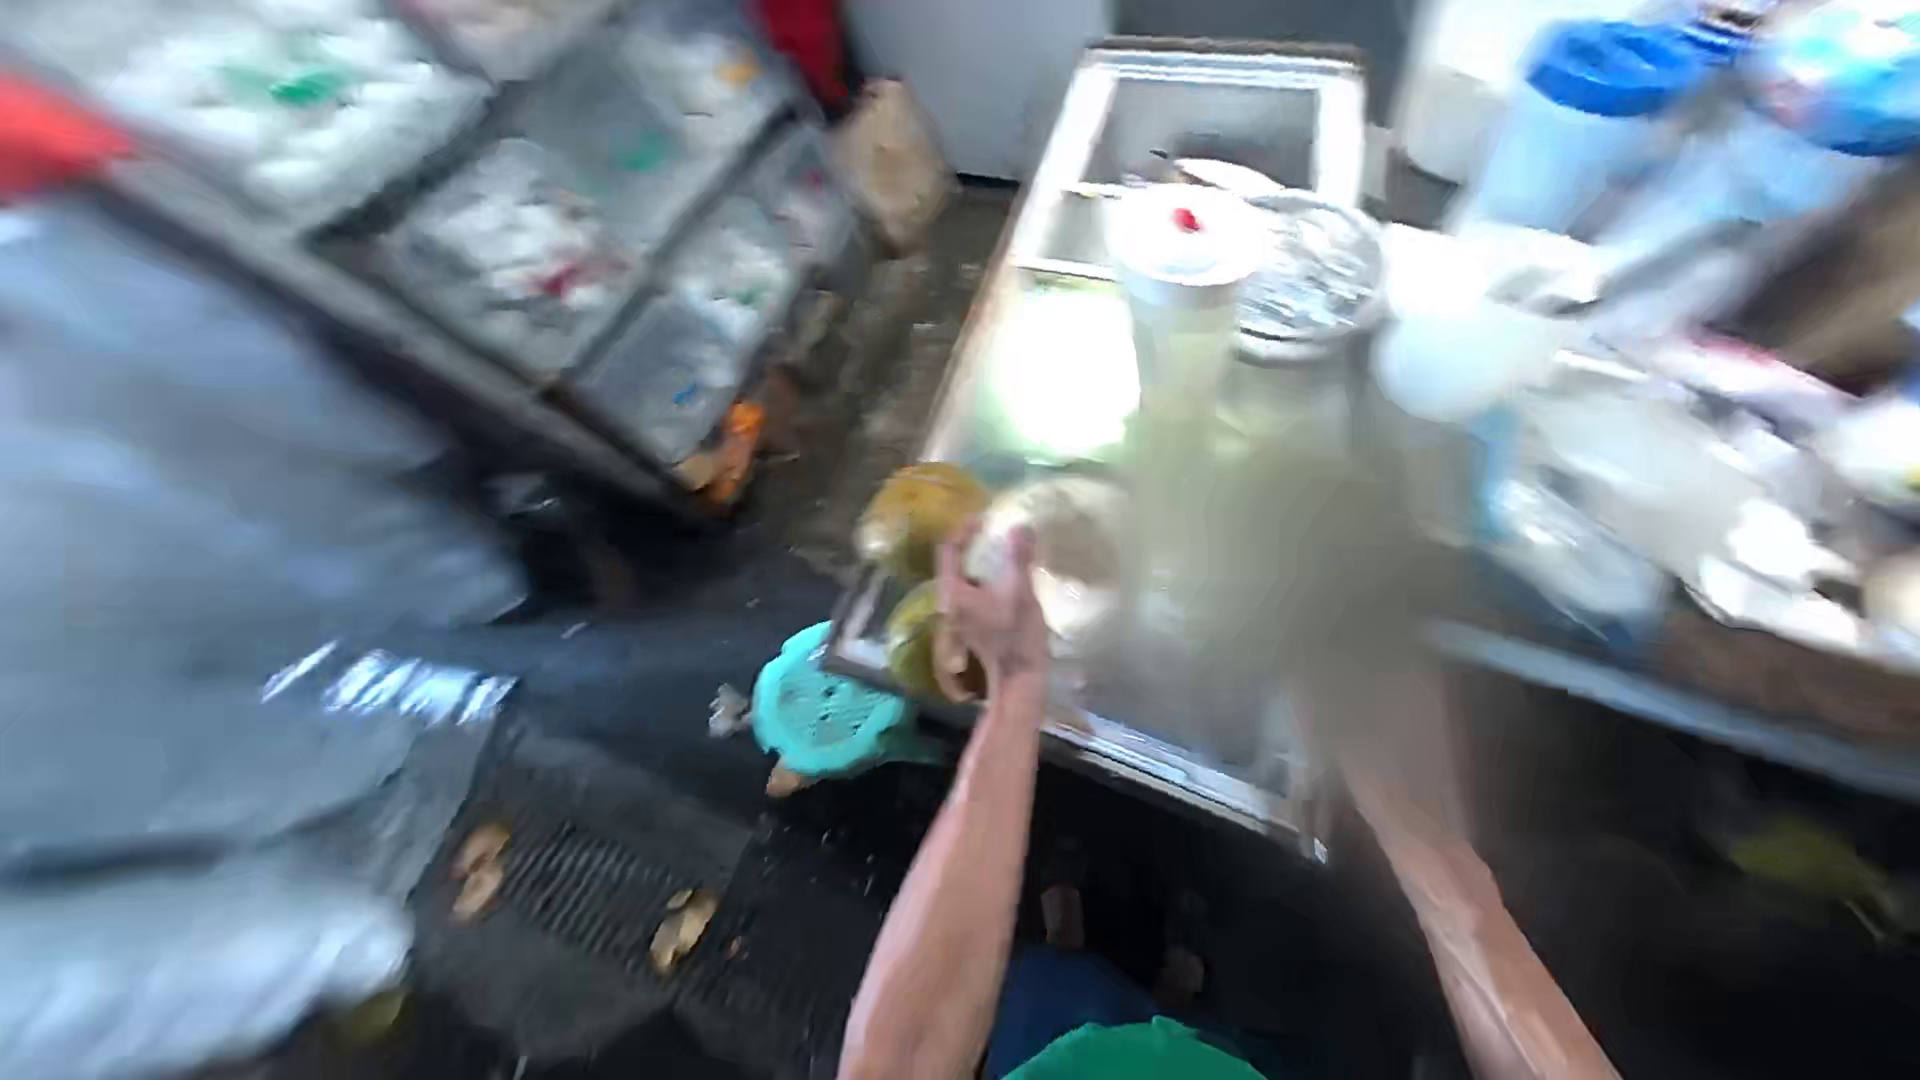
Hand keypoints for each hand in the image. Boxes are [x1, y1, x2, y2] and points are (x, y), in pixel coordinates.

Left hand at [938, 519, 1049, 690]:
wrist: (1019, 680)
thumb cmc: (1016, 637)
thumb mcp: (1020, 593)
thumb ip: (1018, 558)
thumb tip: (1021, 526)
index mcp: (954, 592)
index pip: (949, 549)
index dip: (964, 528)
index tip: (984, 515)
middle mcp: (951, 602)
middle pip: (955, 561)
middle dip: (973, 541)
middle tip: (995, 525)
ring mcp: (960, 613)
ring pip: (966, 575)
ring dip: (982, 557)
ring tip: (1003, 543)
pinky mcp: (973, 620)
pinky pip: (975, 587)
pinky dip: (987, 573)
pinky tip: (1008, 569)